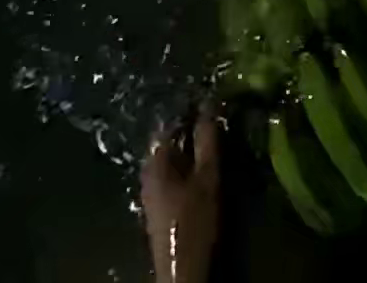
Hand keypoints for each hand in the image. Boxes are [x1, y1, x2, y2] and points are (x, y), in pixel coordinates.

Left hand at [141, 102, 219, 282]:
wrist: (182, 274)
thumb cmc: (195, 221)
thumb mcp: (208, 176)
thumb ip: (208, 138)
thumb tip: (209, 101)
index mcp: (154, 158)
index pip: (172, 119)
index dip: (193, 108)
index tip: (215, 103)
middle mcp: (147, 169)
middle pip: (171, 137)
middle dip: (193, 128)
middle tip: (219, 123)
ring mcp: (150, 188)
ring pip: (173, 156)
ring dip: (192, 148)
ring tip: (216, 145)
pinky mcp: (158, 204)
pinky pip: (173, 172)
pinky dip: (188, 165)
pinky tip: (204, 170)